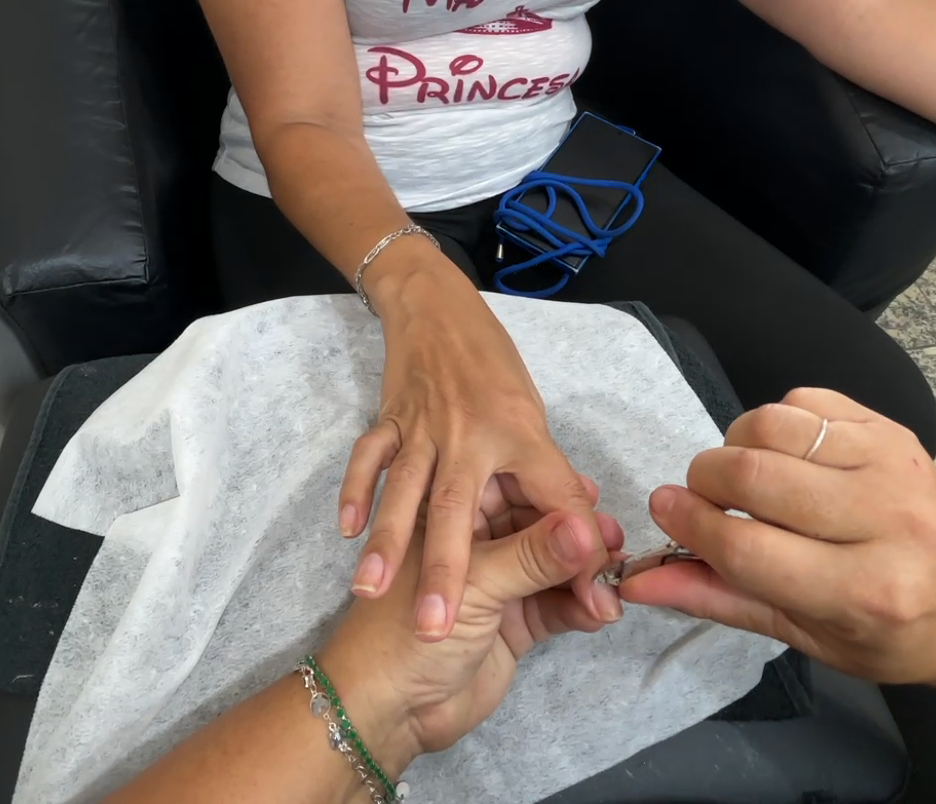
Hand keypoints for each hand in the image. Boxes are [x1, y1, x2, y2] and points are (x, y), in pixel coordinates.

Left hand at [319, 507, 623, 767]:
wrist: (384, 709)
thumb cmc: (405, 628)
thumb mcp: (476, 583)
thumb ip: (531, 555)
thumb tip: (584, 525)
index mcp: (453, 513)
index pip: (513, 495)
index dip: (554, 499)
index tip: (596, 503)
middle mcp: (476, 541)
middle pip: (536, 529)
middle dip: (576, 537)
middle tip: (615, 540)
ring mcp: (495, 583)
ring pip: (548, 569)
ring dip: (580, 574)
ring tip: (616, 578)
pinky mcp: (511, 624)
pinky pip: (551, 608)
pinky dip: (575, 608)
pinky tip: (600, 612)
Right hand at [342, 243, 616, 639]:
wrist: (437, 307)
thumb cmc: (492, 360)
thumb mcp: (532, 411)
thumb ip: (547, 469)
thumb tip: (580, 521)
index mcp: (517, 430)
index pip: (552, 494)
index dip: (575, 545)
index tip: (588, 599)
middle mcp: (469, 433)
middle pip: (459, 506)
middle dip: (448, 569)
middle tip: (437, 628)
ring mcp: (423, 425)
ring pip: (404, 487)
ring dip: (387, 539)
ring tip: (372, 589)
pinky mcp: (390, 417)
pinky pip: (369, 455)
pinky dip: (355, 488)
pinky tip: (347, 528)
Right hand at [618, 388, 935, 688]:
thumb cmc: (886, 634)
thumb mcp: (799, 634)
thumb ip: (713, 598)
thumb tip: (637, 581)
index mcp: (867, 592)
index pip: (744, 545)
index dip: (688, 524)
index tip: (665, 511)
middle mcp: (888, 522)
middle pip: (751, 474)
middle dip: (705, 481)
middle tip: (707, 499)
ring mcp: (893, 465)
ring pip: (768, 426)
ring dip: (736, 447)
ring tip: (751, 479)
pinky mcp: (891, 429)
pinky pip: (799, 400)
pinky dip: (772, 425)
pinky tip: (789, 458)